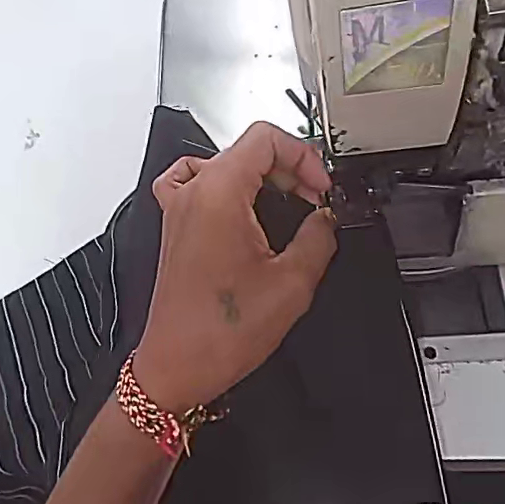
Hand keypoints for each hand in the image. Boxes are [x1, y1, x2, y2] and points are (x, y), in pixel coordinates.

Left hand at [133, 122, 337, 411]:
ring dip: (265, 178)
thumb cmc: (220, 332)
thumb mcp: (293, 283)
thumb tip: (326, 219)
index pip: (266, 139)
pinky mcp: (178, 227)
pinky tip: (243, 207)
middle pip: (249, 149)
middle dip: (291, 170)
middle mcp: (193, 193)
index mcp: (219, 193)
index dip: (304, 156)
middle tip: (314, 203)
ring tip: (287, 206)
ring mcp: (180, 208)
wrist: (179, 365)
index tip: (321, 187)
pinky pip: (198, 184)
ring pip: (229, 164)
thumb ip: (318, 237)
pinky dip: (227, 186)